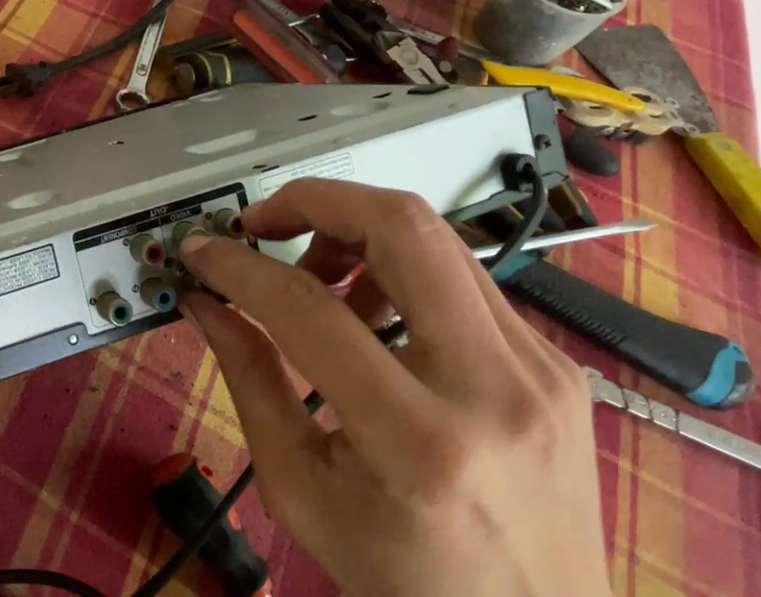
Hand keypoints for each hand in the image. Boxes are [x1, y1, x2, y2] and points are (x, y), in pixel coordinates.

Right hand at [178, 178, 610, 596]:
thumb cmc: (407, 579)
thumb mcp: (302, 490)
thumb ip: (250, 380)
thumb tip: (206, 303)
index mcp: (418, 441)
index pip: (310, 308)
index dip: (240, 266)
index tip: (203, 253)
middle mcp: (495, 388)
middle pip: (403, 227)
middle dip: (314, 201)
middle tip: (263, 225)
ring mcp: (541, 369)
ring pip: (437, 237)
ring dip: (356, 232)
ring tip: (316, 280)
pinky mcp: (557, 363)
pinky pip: (462, 278)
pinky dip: (399, 271)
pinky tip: (372, 315)